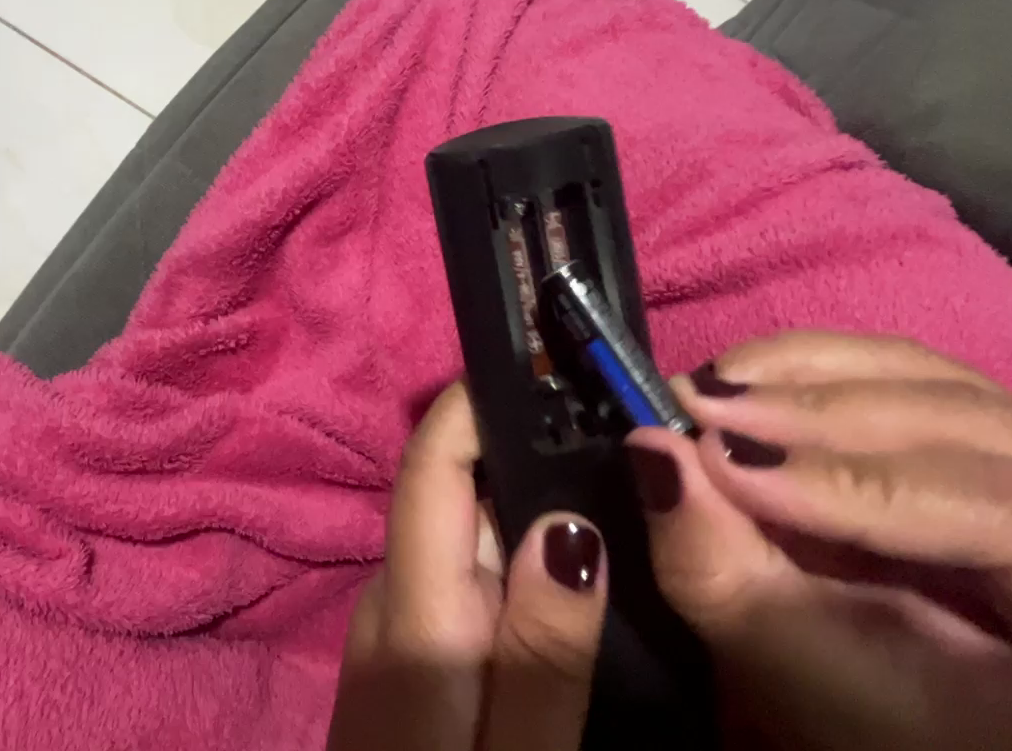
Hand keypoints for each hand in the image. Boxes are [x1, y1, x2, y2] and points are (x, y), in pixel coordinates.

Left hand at [327, 384, 607, 750]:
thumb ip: (543, 653)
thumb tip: (568, 519)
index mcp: (411, 606)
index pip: (429, 465)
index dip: (477, 401)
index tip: (549, 359)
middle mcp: (389, 592)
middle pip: (457, 494)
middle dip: (530, 460)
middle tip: (622, 443)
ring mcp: (391, 621)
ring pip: (463, 536)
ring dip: (525, 513)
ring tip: (614, 502)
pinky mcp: (404, 648)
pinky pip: (460, 576)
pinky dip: (508, 563)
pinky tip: (562, 584)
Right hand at [625, 331, 1011, 750]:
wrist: (960, 726)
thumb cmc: (896, 733)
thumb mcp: (803, 676)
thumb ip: (723, 570)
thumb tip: (652, 449)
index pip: (1010, 515)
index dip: (851, 480)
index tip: (718, 457)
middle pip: (976, 422)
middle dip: (815, 407)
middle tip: (695, 404)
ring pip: (944, 379)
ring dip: (809, 371)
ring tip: (710, 383)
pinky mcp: (1008, 441)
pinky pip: (917, 376)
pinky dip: (821, 367)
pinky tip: (752, 378)